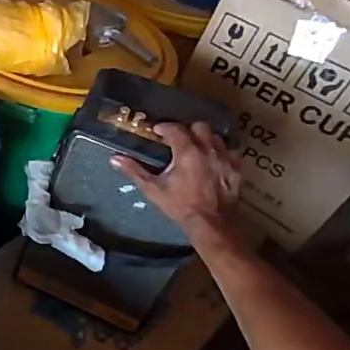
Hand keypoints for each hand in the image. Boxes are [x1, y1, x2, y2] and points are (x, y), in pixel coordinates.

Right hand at [112, 121, 242, 235]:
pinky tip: (213, 158)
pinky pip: (230, 150)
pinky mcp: (235, 168)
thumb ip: (134, 171)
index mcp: (187, 152)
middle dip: (187, 129)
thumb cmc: (180, 205)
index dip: (164, 127)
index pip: (175, 129)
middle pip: (199, 126)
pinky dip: (220, 150)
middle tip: (177, 139)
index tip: (157, 131)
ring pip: (215, 136)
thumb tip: (114, 158)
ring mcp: (224, 158)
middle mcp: (207, 149)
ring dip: (204, 138)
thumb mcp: (153, 189)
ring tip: (195, 147)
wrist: (211, 223)